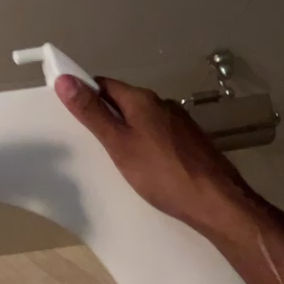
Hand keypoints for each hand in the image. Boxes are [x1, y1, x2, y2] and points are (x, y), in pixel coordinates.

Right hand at [55, 74, 252, 234]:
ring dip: (128, 129)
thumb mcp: (118, 144)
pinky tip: (148, 165)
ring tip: (119, 156)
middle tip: (93, 140)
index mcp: (141, 99)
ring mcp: (180, 122)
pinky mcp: (192, 141)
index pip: (103, 84)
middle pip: (123, 100)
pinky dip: (147, 142)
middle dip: (107, 115)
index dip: (85, 94)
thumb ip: (91, 113)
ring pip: (143, 118)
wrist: (219, 205)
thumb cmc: (162, 173)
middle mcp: (162, 103)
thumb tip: (63, 79)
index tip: (73, 114)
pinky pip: (159, 133)